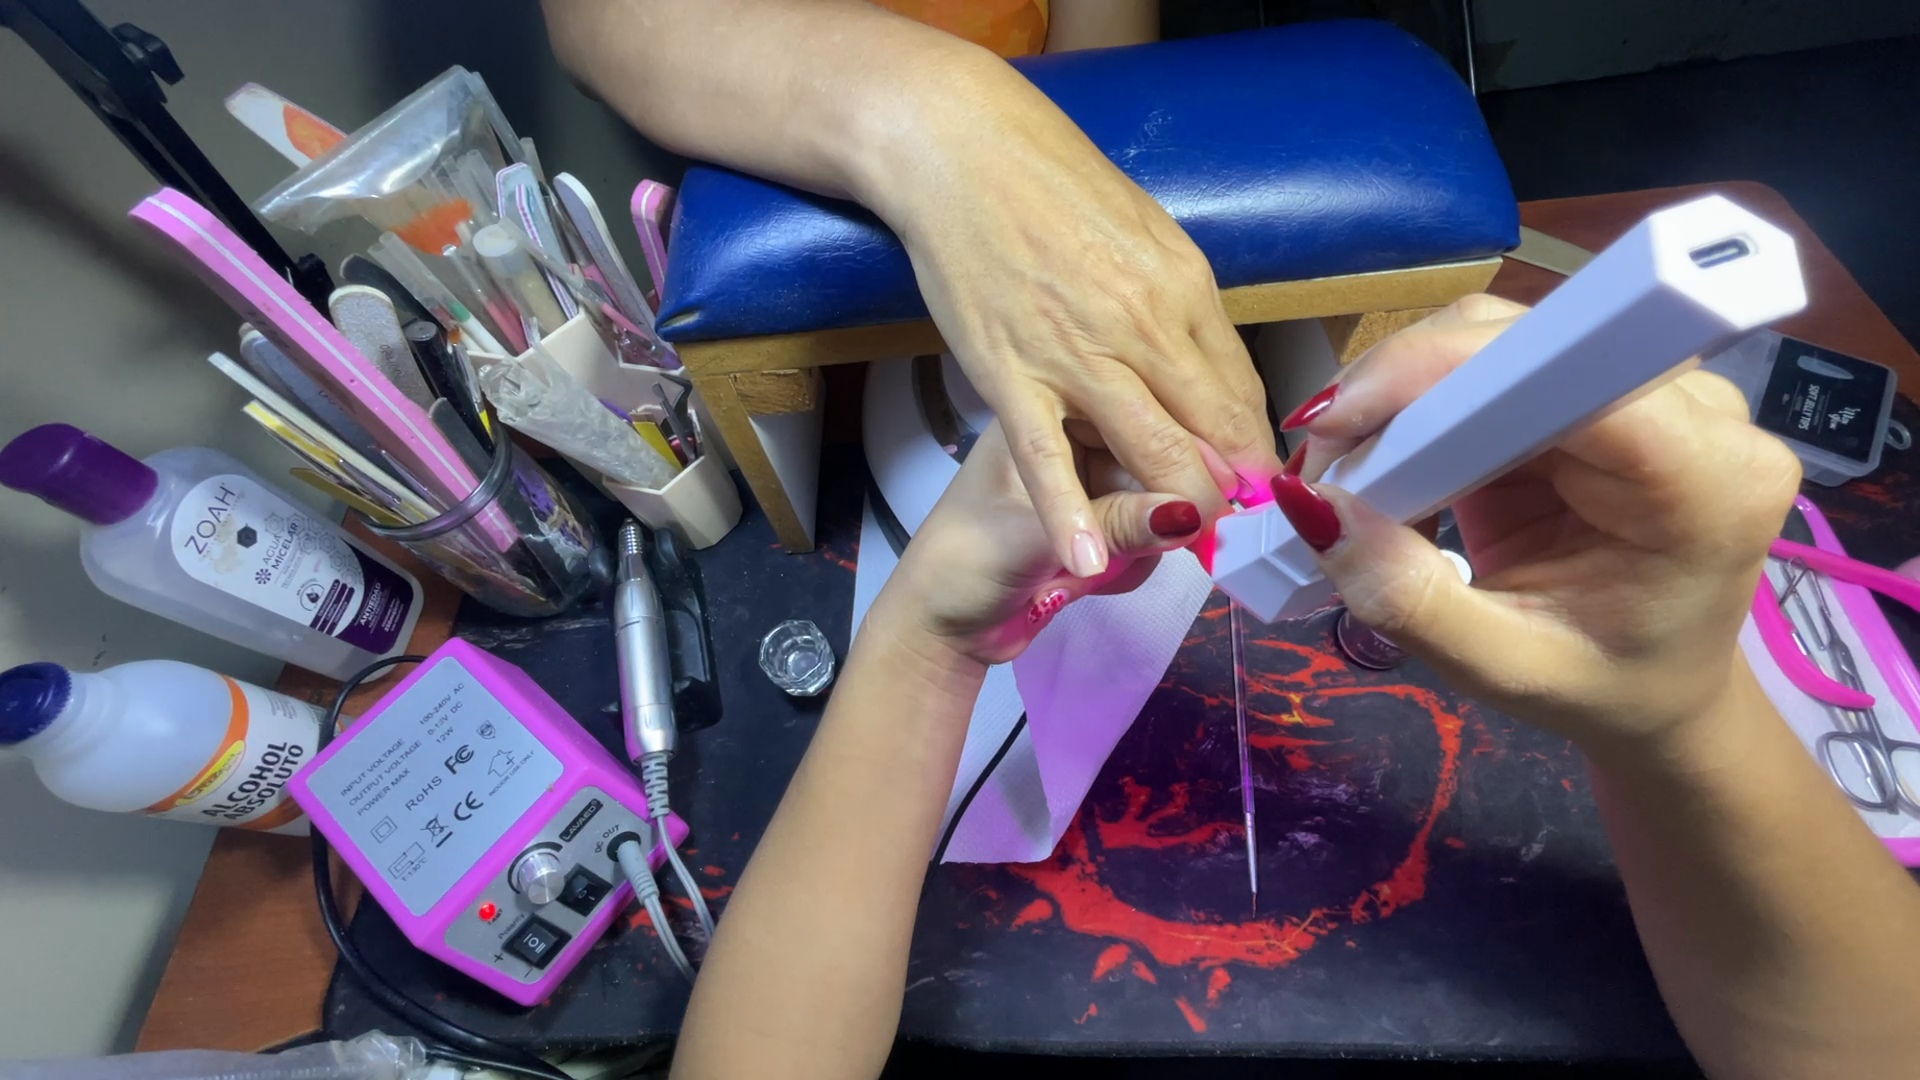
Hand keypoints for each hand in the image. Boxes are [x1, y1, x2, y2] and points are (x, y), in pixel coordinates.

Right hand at [854, 60, 1278, 581]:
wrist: (959, 153)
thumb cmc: (1049, 187)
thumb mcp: (1142, 235)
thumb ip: (1176, 308)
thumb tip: (1201, 367)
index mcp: (1182, 288)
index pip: (1239, 390)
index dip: (1255, 449)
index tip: (1258, 487)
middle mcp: (1143, 326)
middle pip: (1210, 430)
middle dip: (1234, 492)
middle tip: (1241, 535)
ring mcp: (1076, 356)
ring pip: (1151, 449)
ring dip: (1183, 508)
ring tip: (1197, 549)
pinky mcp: (1011, 379)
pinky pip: (1047, 459)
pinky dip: (1068, 513)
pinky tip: (1084, 561)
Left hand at [869, 421, 1205, 667]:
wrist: (940, 623)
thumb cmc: (961, 563)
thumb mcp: (1029, 538)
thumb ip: (1111, 524)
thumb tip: (1191, 513)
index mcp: (1049, 413)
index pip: (1136, 410)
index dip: (1178, 453)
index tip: (1210, 501)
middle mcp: (1078, 439)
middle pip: (1161, 456)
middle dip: (1159, 512)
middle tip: (1150, 550)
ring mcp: (1091, 485)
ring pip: (1163, 501)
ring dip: (1143, 547)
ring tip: (1094, 575)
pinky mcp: (1100, 525)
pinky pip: (1149, 536)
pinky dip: (1134, 564)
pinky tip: (1090, 584)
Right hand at [1274, 295, 1801, 756]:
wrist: (1652, 687)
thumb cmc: (1597, 685)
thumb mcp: (1495, 665)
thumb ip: (1406, 597)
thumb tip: (1311, 505)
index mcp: (1696, 482)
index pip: (1561, 375)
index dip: (1434, 377)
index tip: (1331, 430)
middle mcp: (1686, 412)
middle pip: (1514, 342)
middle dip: (1394, 390)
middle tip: (1318, 461)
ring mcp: (1632, 393)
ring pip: (1483, 343)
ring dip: (1392, 396)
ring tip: (1341, 465)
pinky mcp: (1579, 399)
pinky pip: (1475, 372)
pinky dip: (1407, 408)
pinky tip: (1379, 460)